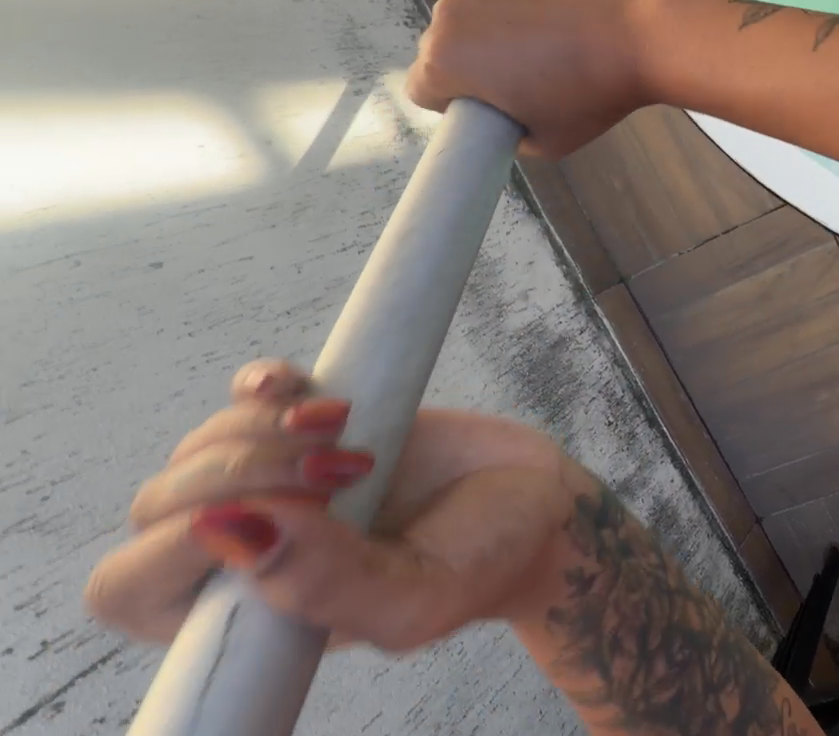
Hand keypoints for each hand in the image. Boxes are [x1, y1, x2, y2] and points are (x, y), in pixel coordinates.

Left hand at [87, 360, 577, 651]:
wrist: (545, 499)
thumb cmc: (486, 561)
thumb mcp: (419, 598)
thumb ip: (328, 585)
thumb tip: (230, 531)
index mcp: (245, 614)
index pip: (135, 582)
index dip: (190, 538)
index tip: (309, 509)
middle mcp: (250, 547)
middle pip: (161, 502)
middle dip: (248, 473)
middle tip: (348, 468)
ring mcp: (285, 479)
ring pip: (204, 442)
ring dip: (267, 429)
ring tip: (355, 438)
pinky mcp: (324, 424)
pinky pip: (253, 395)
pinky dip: (264, 383)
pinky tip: (299, 387)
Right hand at [407, 0, 687, 157]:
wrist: (642, 35)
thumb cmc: (593, 95)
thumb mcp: (546, 142)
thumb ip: (507, 137)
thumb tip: (502, 123)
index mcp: (445, 61)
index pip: (424, 92)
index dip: (458, 107)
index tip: (497, 110)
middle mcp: (450, 14)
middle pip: (445, 51)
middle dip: (476, 70)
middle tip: (531, 83)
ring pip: (474, 20)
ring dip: (497, 37)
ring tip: (554, 54)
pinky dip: (522, 10)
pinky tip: (562, 25)